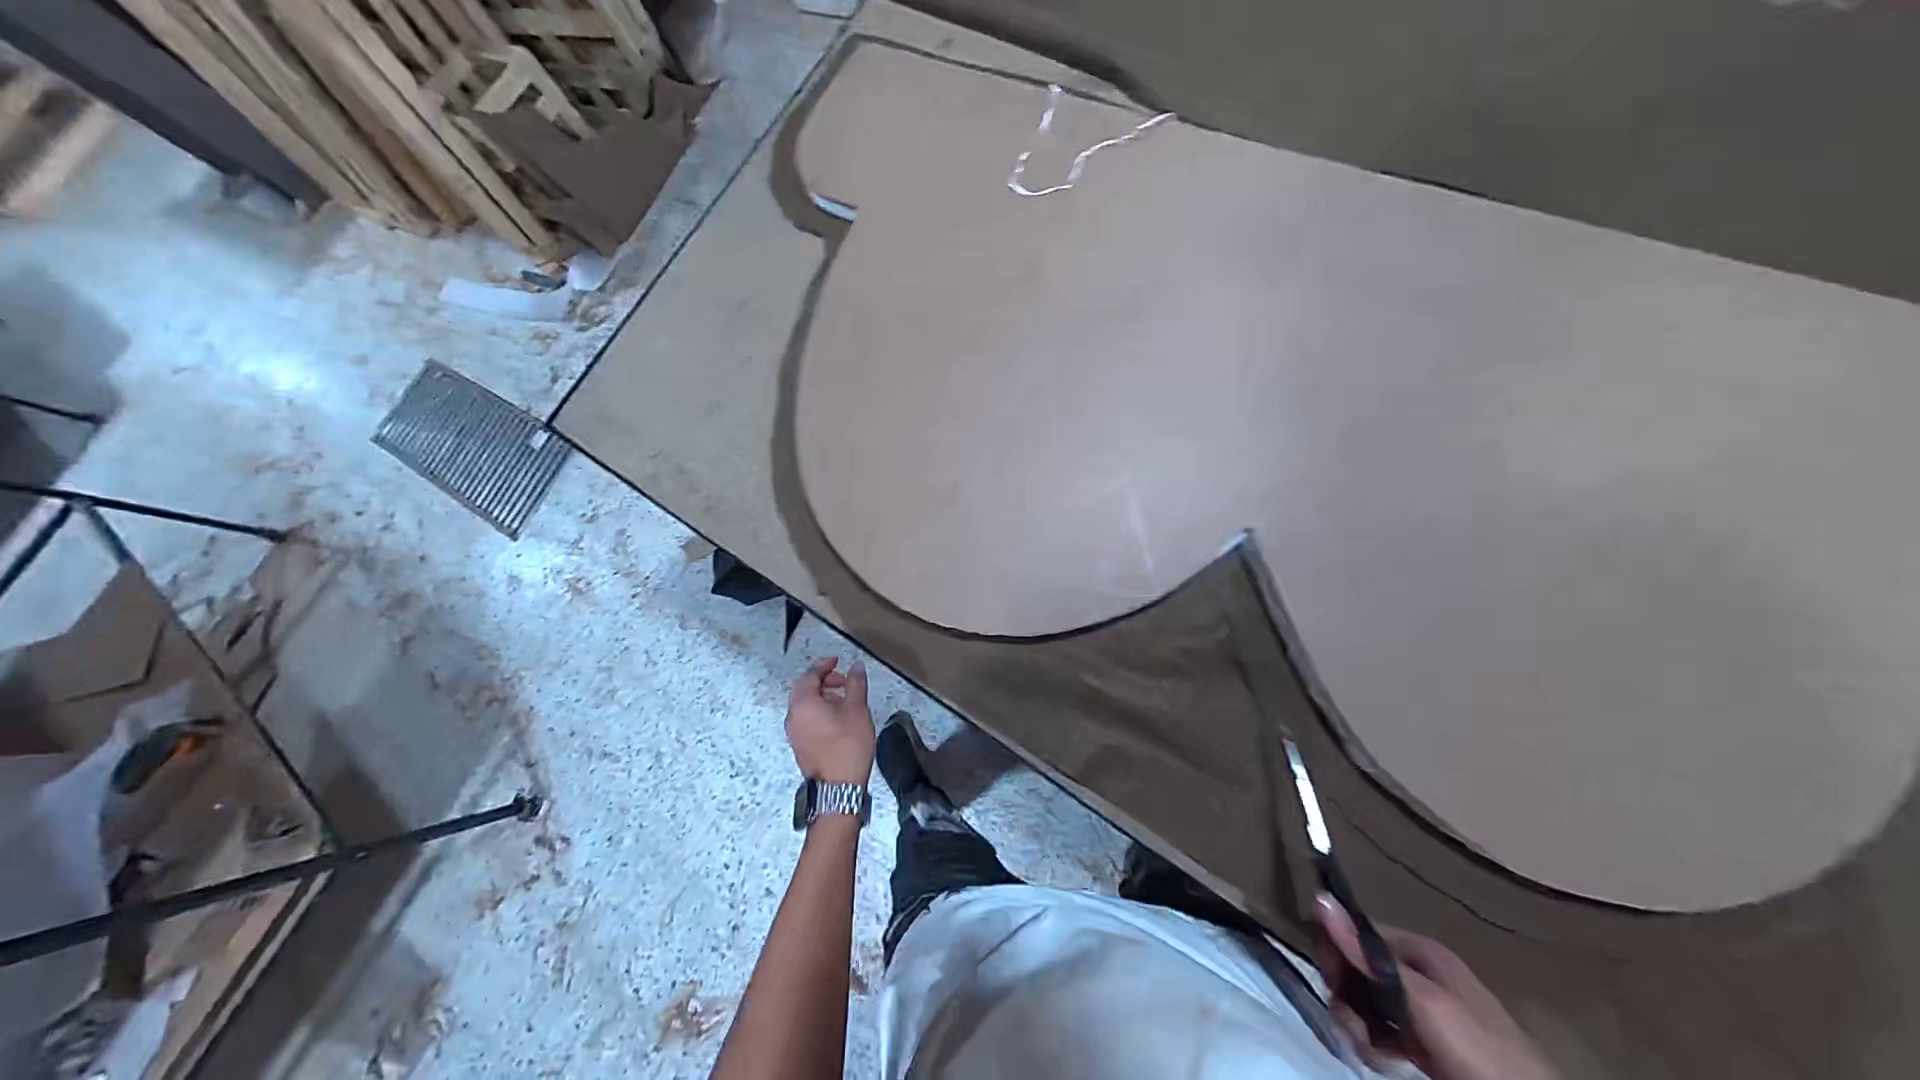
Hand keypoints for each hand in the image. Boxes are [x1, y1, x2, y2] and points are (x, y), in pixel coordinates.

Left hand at [785, 657, 874, 784]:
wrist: (838, 787)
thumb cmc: (847, 748)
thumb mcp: (857, 710)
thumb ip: (856, 684)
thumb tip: (856, 667)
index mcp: (804, 703)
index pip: (810, 675)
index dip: (824, 665)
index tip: (836, 661)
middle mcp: (793, 716)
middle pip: (804, 689)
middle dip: (824, 681)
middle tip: (843, 681)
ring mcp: (794, 733)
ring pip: (805, 705)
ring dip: (822, 697)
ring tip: (845, 702)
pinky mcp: (799, 745)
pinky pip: (806, 720)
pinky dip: (819, 712)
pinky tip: (838, 720)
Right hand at [1316, 895, 1558, 1079]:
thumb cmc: (1477, 1048)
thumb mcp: (1419, 998)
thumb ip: (1367, 954)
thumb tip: (1320, 899)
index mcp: (1418, 951)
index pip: (1355, 930)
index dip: (1335, 950)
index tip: (1332, 980)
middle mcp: (1415, 972)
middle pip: (1355, 969)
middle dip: (1347, 997)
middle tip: (1357, 1026)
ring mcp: (1418, 1009)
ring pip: (1362, 1003)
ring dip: (1359, 1027)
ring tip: (1378, 1053)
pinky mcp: (1419, 1041)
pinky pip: (1377, 1030)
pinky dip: (1373, 1046)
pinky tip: (1387, 1062)